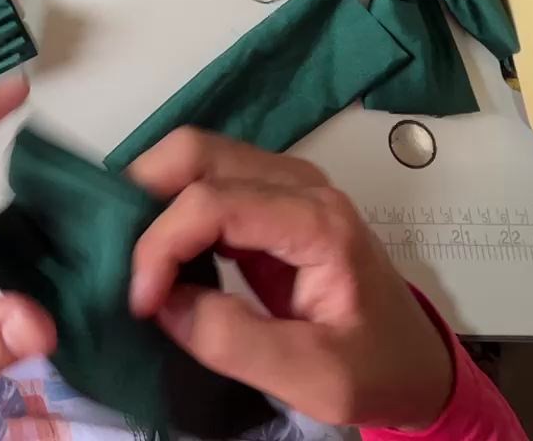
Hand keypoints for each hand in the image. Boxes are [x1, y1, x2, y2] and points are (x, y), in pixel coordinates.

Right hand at [124, 128, 452, 431]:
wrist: (414, 356)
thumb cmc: (375, 368)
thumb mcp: (318, 381)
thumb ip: (235, 343)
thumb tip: (163, 301)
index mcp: (316, 221)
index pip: (214, 203)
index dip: (162, 243)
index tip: (141, 300)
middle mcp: (295, 180)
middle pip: (196, 151)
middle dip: (143, 194)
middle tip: (118, 253)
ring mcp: (279, 176)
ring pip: (192, 152)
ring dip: (151, 191)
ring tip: (131, 247)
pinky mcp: (264, 188)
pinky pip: (202, 172)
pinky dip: (168, 196)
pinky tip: (157, 239)